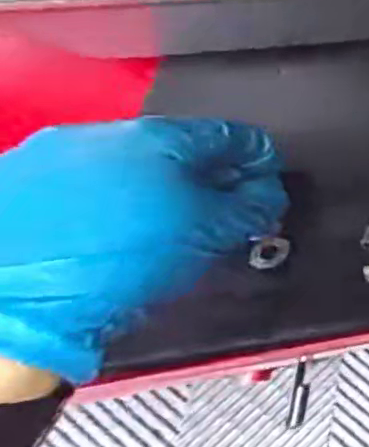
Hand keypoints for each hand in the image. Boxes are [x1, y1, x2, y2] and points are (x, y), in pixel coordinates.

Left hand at [0, 119, 286, 383]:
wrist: (10, 312)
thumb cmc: (130, 260)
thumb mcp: (221, 230)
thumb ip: (258, 201)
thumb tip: (263, 191)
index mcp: (155, 135)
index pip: (235, 135)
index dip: (262, 161)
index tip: (265, 190)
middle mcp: (94, 134)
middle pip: (175, 147)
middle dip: (204, 176)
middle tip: (218, 209)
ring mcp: (38, 158)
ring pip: (123, 164)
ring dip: (153, 187)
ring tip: (160, 224)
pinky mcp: (3, 188)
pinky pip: (76, 184)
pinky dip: (104, 202)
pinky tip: (108, 234)